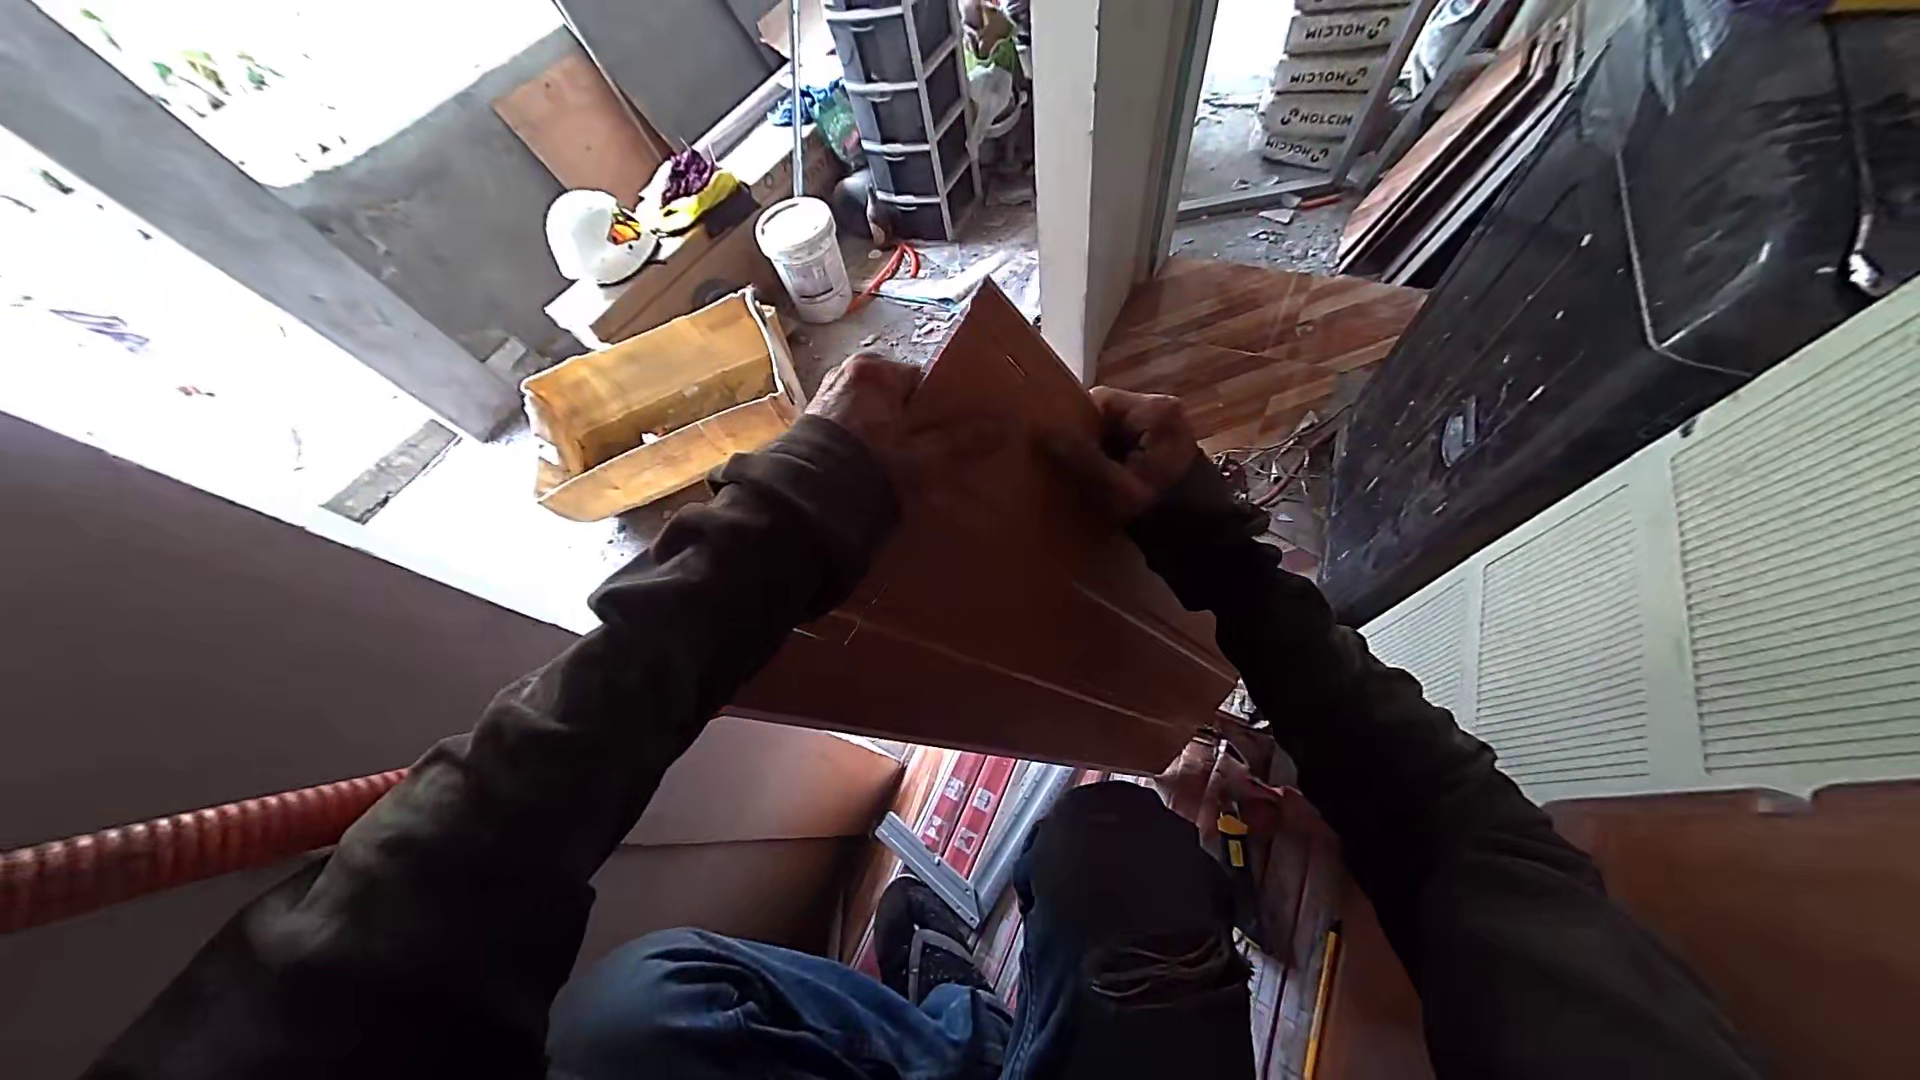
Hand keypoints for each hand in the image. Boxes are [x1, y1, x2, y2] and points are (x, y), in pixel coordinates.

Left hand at [807, 352, 1000, 490]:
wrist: (805, 505)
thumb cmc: (867, 470)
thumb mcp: (923, 457)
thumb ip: (961, 441)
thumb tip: (1002, 427)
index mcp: (873, 371)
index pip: (924, 380)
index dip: (946, 406)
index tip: (961, 429)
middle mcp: (846, 378)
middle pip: (900, 400)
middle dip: (919, 424)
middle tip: (940, 452)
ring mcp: (828, 403)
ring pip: (879, 418)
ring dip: (896, 439)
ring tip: (913, 467)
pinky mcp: (817, 431)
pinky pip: (858, 433)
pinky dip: (873, 448)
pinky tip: (884, 472)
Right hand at [1043, 387, 1204, 520]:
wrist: (1204, 543)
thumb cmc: (1161, 516)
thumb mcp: (1116, 491)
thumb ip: (1082, 459)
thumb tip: (1044, 432)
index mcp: (1157, 411)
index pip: (1098, 402)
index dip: (1075, 427)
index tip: (1065, 456)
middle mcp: (1163, 410)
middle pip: (1104, 417)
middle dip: (1087, 444)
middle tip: (1077, 474)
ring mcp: (1166, 428)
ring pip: (1112, 433)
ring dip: (1098, 456)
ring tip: (1092, 482)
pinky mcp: (1163, 447)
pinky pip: (1124, 446)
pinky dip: (1111, 463)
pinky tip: (1107, 485)